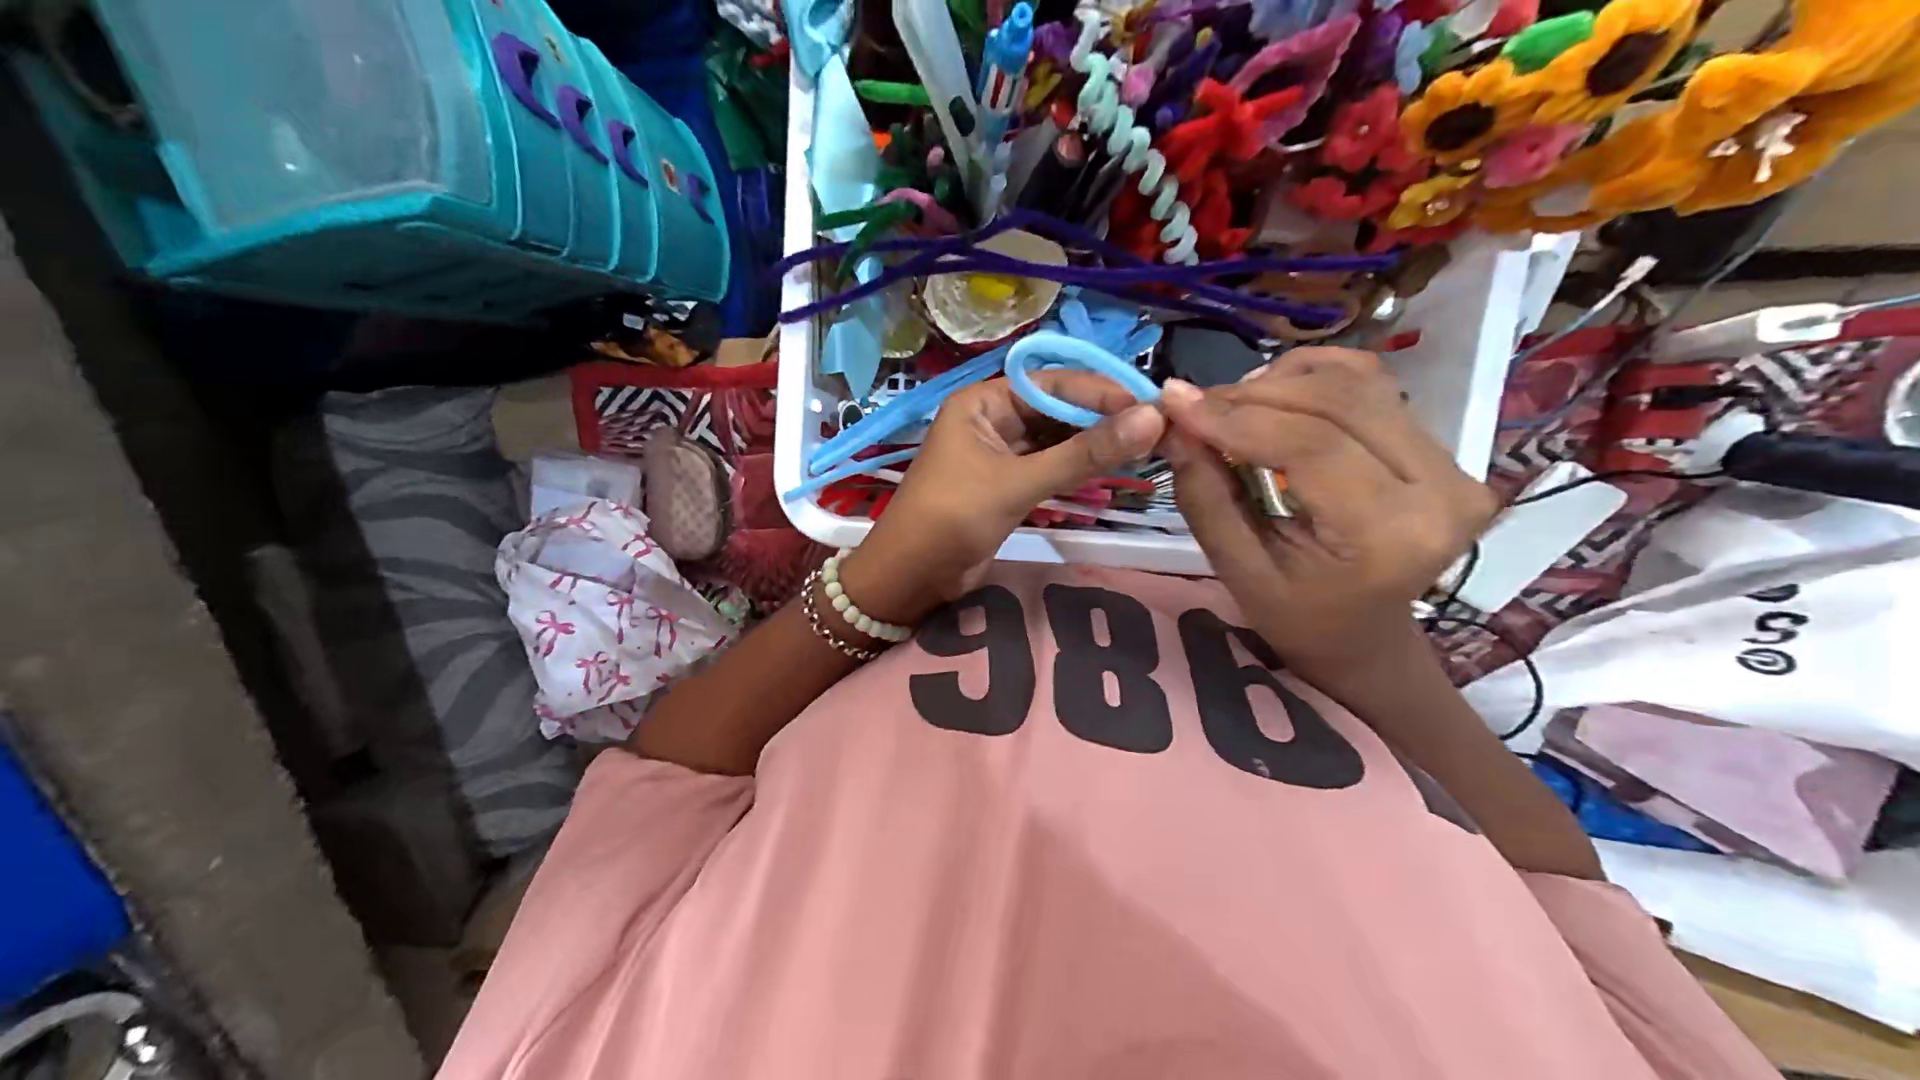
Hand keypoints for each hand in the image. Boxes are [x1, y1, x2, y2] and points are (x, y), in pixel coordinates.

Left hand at [842, 371, 1165, 623]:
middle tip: (1157, 429)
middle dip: (1102, 418)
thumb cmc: (954, 517)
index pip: (1052, 383)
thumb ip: (1084, 454)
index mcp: (983, 401)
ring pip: (1056, 440)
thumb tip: (1152, 419)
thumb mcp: (1019, 482)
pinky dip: (1078, 469)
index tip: (1152, 405)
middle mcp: (992, 419)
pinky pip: (1050, 467)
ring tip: (1147, 446)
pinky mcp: (1007, 484)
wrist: (911, 578)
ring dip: (1094, 445)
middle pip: (1057, 410)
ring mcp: (1000, 454)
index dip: (1102, 391)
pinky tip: (1114, 468)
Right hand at [1160, 347, 1497, 687]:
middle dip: (1251, 395)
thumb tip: (1174, 422)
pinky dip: (1314, 376)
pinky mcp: (1443, 447)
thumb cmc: (1298, 618)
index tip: (1175, 402)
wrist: (1363, 634)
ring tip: (1228, 406)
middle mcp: (1442, 490)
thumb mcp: (1239, 571)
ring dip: (1280, 382)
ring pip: (1356, 384)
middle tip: (1193, 405)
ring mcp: (1455, 463)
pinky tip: (1273, 394)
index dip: (1236, 416)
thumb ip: (1206, 498)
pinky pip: (1372, 384)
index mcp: (1391, 536)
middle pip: (1339, 403)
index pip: (1312, 446)